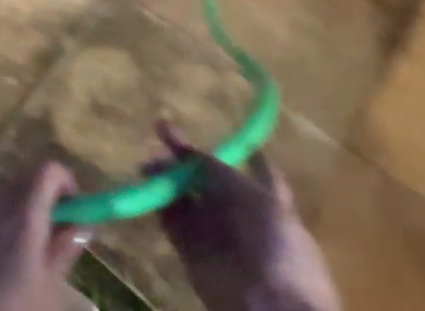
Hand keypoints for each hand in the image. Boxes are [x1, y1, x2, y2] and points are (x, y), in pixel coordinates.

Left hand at [0, 161, 93, 310]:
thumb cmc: (10, 306)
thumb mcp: (49, 285)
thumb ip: (66, 247)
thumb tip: (81, 224)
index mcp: (24, 212)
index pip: (50, 170)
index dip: (66, 184)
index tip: (73, 210)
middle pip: (27, 177)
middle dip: (43, 196)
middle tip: (50, 231)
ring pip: (4, 186)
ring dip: (18, 201)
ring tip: (19, 241)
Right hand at [147, 123, 339, 310]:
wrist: (269, 307)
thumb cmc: (276, 247)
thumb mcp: (255, 197)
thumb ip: (218, 171)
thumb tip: (189, 151)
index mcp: (269, 201)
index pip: (259, 171)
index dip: (244, 152)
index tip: (224, 131)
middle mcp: (240, 214)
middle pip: (209, 177)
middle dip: (185, 156)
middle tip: (160, 131)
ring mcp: (215, 232)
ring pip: (186, 195)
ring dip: (167, 176)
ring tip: (148, 163)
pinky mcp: (191, 250)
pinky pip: (171, 219)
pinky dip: (158, 201)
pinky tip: (148, 184)